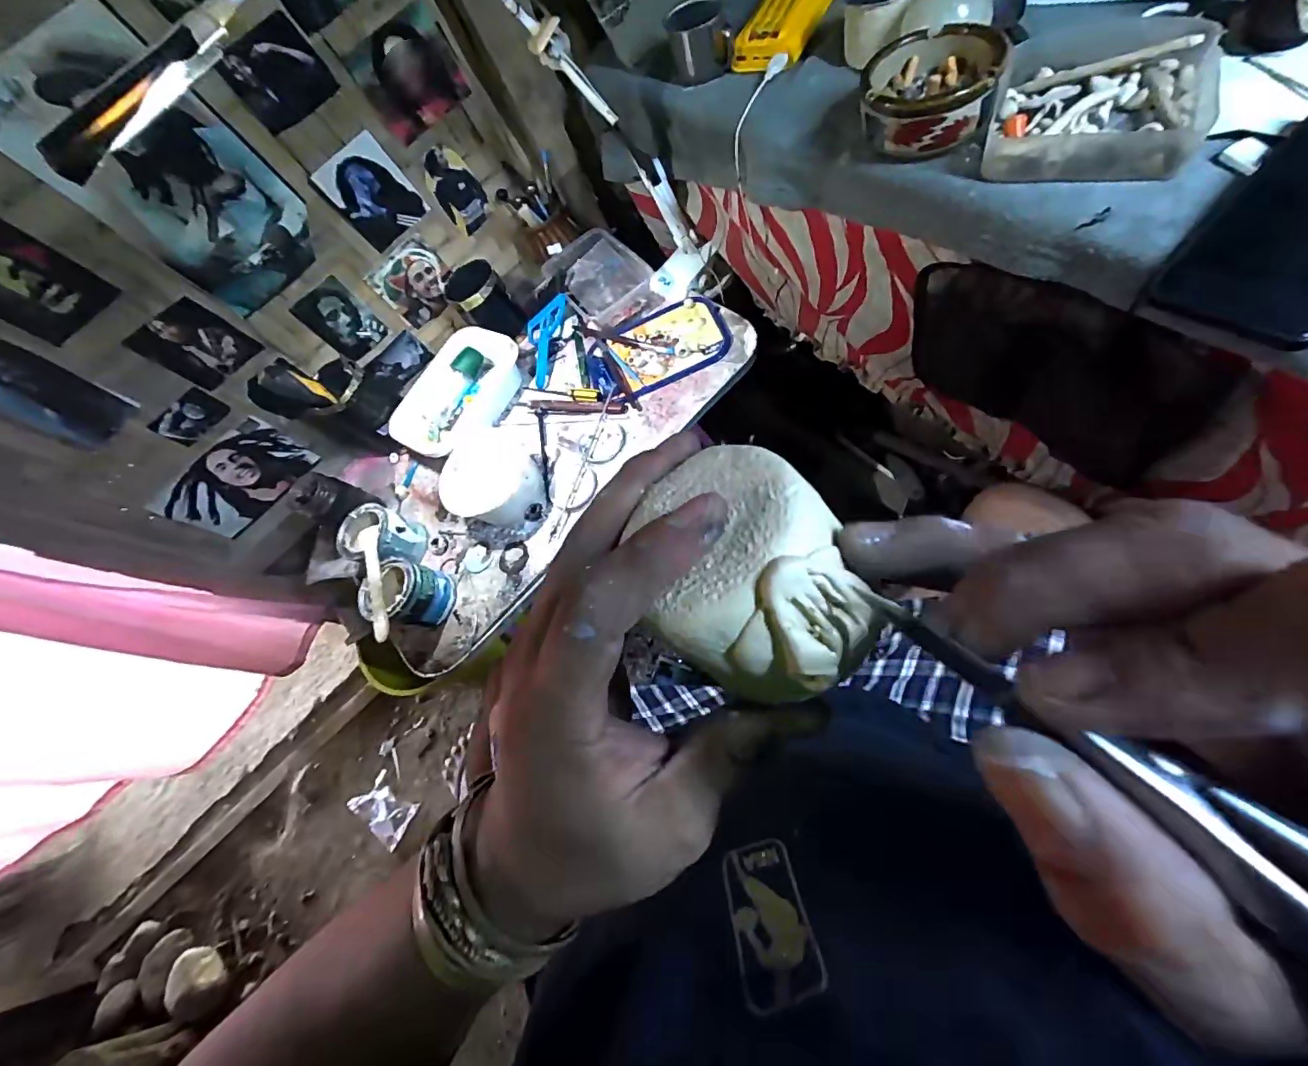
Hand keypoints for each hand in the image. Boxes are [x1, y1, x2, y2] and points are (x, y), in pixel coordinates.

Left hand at [470, 432, 820, 940]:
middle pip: (574, 558)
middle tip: (692, 447)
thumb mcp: (669, 825)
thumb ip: (725, 756)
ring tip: (676, 462)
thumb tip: (797, 706)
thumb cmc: (586, 852)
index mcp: (554, 706)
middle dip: (631, 493)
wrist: (510, 861)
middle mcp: (530, 660)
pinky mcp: (539, 642)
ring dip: (622, 502)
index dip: (650, 556)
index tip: (710, 513)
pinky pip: (577, 574)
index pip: (594, 609)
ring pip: (570, 555)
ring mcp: (526, 645)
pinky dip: (615, 535)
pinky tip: (650, 516)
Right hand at [901, 500, 1307, 1053]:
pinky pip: (1092, 558)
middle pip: (1205, 547)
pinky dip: (995, 556)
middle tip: (952, 628)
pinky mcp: (1193, 622)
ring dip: (998, 546)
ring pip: (1133, 533)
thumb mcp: (1271, 1005)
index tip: (1040, 696)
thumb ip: (1158, 906)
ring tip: (879, 556)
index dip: (1185, 651)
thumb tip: (1004, 755)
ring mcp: (1270, 619)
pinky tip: (909, 559)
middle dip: (1055, 576)